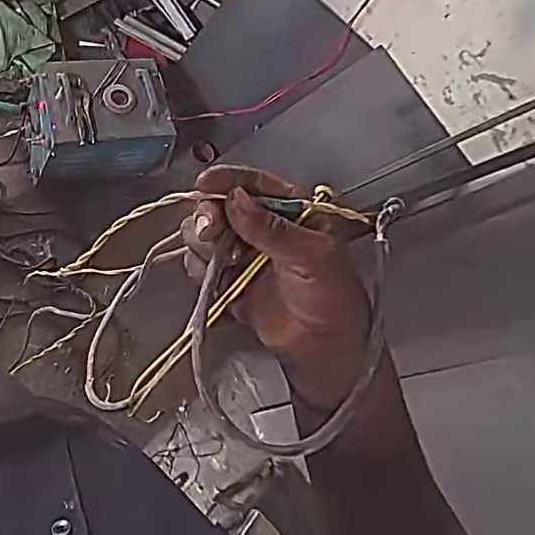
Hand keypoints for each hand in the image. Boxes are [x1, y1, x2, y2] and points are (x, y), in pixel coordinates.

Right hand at [182, 166, 368, 409]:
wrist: (327, 354)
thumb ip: (273, 228)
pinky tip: (211, 275)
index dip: (228, 181)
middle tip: (211, 231)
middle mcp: (263, 228)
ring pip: (205, 233)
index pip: (255, 184)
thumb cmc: (335, 301)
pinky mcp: (228, 281)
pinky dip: (199, 267)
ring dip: (202, 241)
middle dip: (209, 215)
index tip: (205, 183)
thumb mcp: (313, 257)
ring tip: (219, 259)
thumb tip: (237, 200)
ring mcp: (243, 254)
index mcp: (291, 212)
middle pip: (220, 206)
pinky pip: (201, 264)